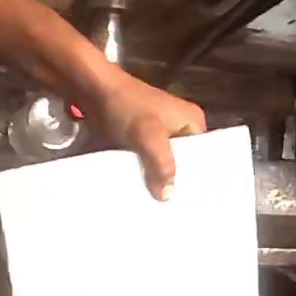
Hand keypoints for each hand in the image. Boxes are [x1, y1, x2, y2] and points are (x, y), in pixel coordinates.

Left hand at [82, 73, 205, 200]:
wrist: (93, 87)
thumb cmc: (126, 107)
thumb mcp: (149, 136)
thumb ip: (162, 165)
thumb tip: (167, 196)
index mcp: (193, 122)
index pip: (202, 158)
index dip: (195, 178)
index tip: (189, 201)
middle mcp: (181, 127)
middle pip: (182, 162)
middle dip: (174, 182)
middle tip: (170, 208)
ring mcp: (159, 131)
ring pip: (162, 163)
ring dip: (156, 179)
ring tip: (155, 205)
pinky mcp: (140, 137)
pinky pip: (146, 160)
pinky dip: (142, 172)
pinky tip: (139, 191)